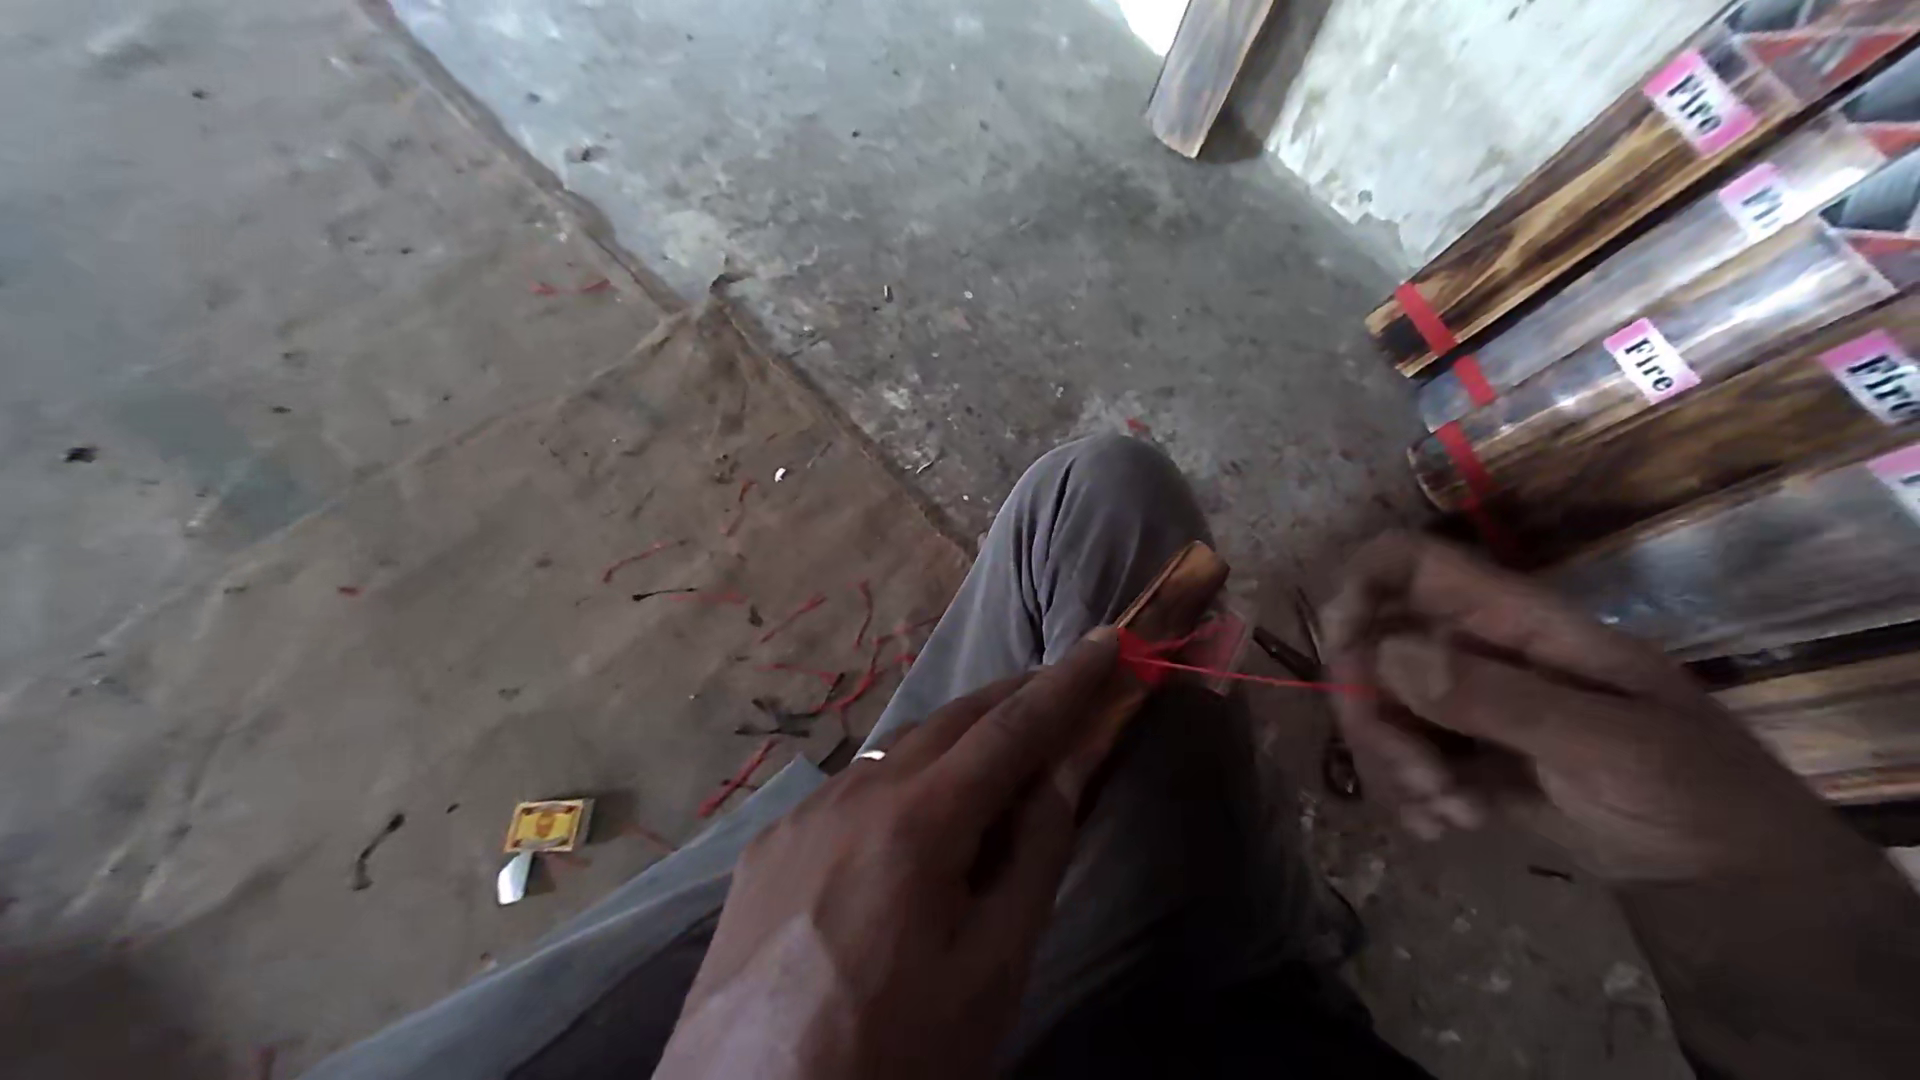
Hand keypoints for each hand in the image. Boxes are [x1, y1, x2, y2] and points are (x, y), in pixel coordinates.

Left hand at [655, 630, 1120, 1079]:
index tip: (1105, 644)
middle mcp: (855, 792)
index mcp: (917, 821)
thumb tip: (1062, 768)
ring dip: (956, 742)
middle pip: (953, 720)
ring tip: (993, 764)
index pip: (1013, 728)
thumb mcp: (993, 967)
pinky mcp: (769, 841)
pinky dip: (901, 783)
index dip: (1067, 683)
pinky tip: (909, 825)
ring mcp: (803, 812)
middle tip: (1058, 695)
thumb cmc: (896, 1054)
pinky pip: (853, 788)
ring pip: (900, 750)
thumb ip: (1034, 853)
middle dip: (1013, 699)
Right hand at [1320, 532, 1856, 882]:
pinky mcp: (1446, 747)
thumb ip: (1500, 698)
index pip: (1409, 562)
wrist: (1722, 877)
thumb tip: (1387, 655)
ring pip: (1370, 705)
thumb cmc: (1697, 793)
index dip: (1359, 585)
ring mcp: (1453, 698)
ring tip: (1450, 811)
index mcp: (1512, 620)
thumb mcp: (1614, 746)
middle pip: (1369, 645)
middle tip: (1415, 773)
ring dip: (1391, 762)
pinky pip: (1387, 753)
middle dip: (1372, 711)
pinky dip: (1404, 792)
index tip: (1343, 646)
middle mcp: (1468, 648)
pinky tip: (1448, 822)